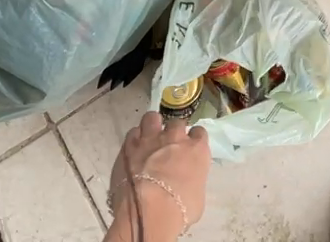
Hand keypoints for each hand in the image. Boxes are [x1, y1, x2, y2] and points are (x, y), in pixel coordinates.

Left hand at [108, 113, 209, 239]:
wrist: (150, 211)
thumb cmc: (179, 210)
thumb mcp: (196, 197)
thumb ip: (193, 179)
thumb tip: (186, 181)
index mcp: (196, 149)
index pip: (199, 132)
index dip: (193, 139)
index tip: (188, 148)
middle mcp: (176, 137)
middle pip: (177, 123)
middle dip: (172, 132)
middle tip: (168, 146)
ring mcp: (152, 138)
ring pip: (152, 118)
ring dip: (152, 126)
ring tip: (149, 138)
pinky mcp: (130, 145)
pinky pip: (133, 132)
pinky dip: (134, 139)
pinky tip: (133, 150)